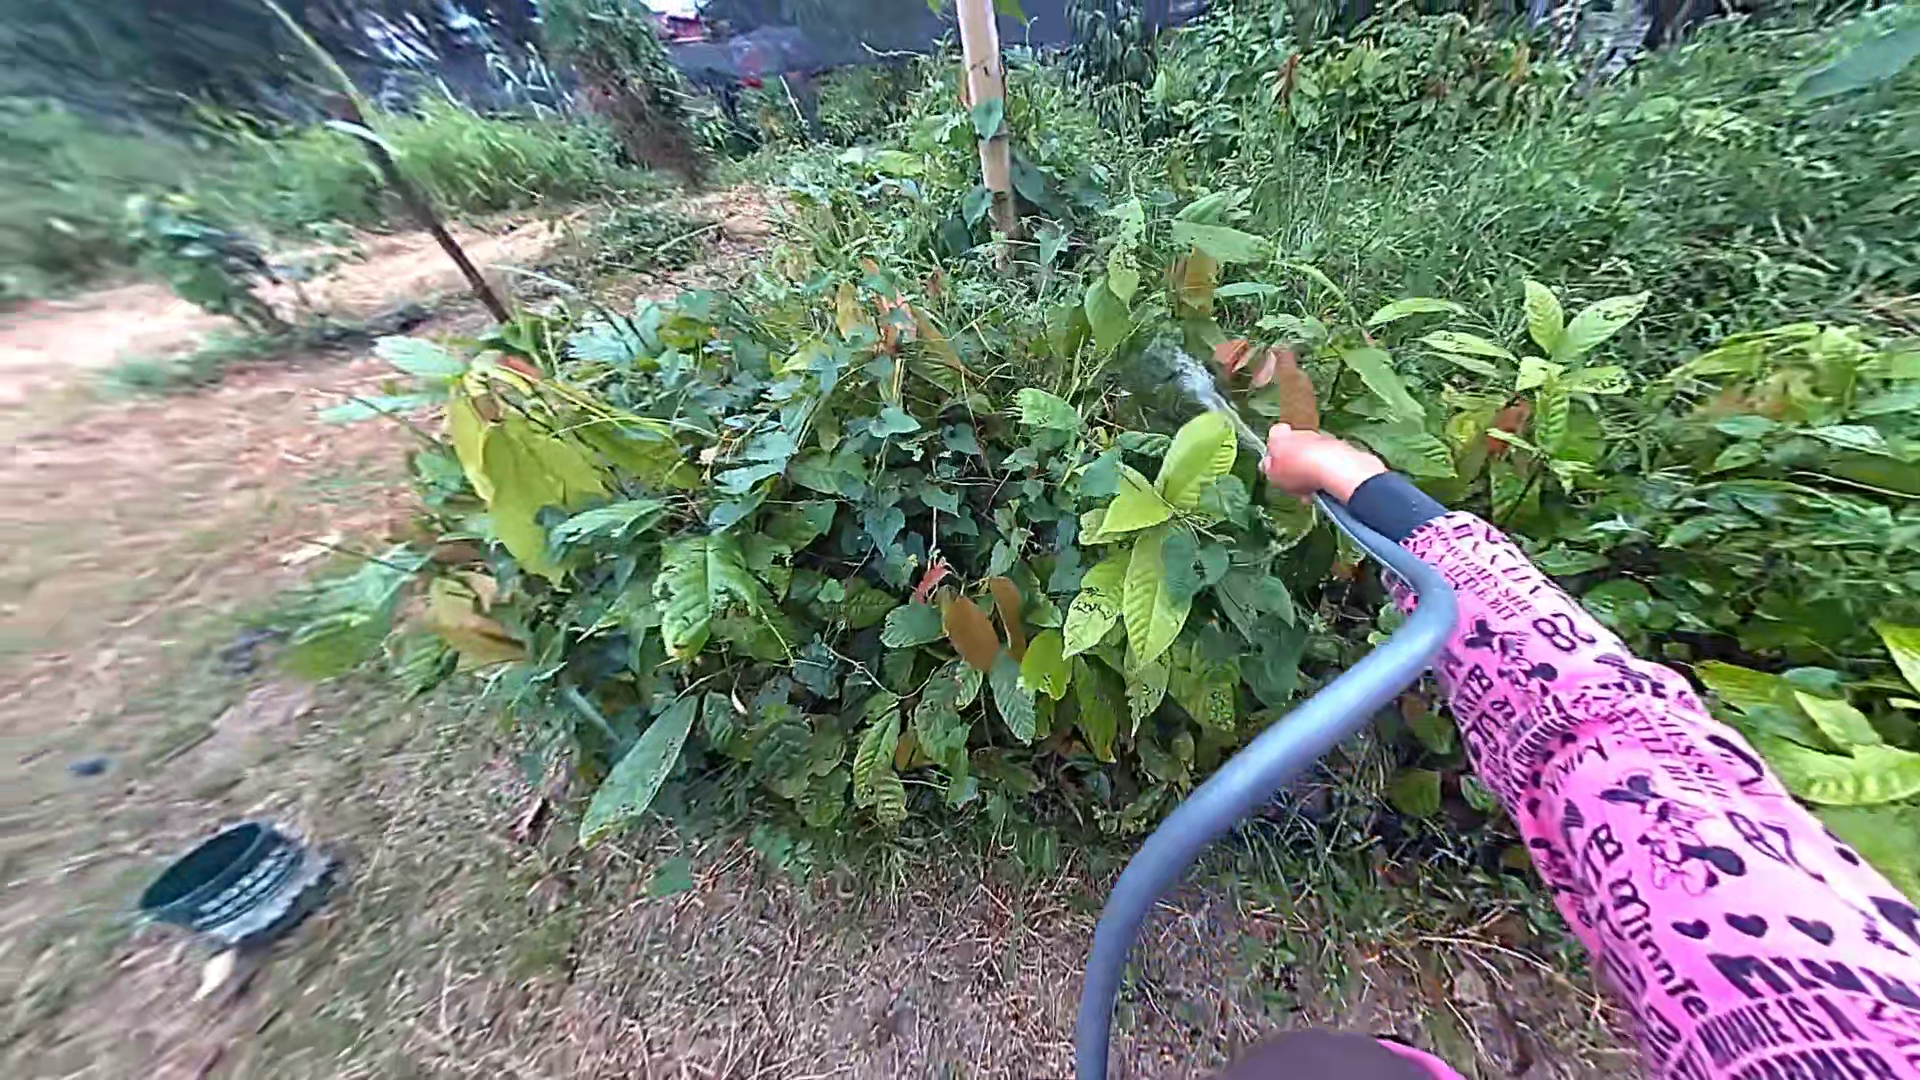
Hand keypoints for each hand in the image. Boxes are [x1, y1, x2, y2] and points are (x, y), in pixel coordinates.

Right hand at [1261, 424, 1386, 501]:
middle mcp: (1303, 432)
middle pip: (1295, 446)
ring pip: (1313, 456)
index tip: (1274, 464)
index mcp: (1281, 435)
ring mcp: (1324, 439)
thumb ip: (1268, 467)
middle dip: (1294, 463)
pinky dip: (1326, 475)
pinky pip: (1329, 463)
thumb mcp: (1272, 474)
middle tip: (1292, 482)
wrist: (1335, 469)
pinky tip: (1323, 490)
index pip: (1274, 433)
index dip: (1274, 448)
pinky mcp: (1342, 449)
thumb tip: (1268, 465)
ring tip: (1308, 491)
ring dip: (1310, 471)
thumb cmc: (1299, 470)